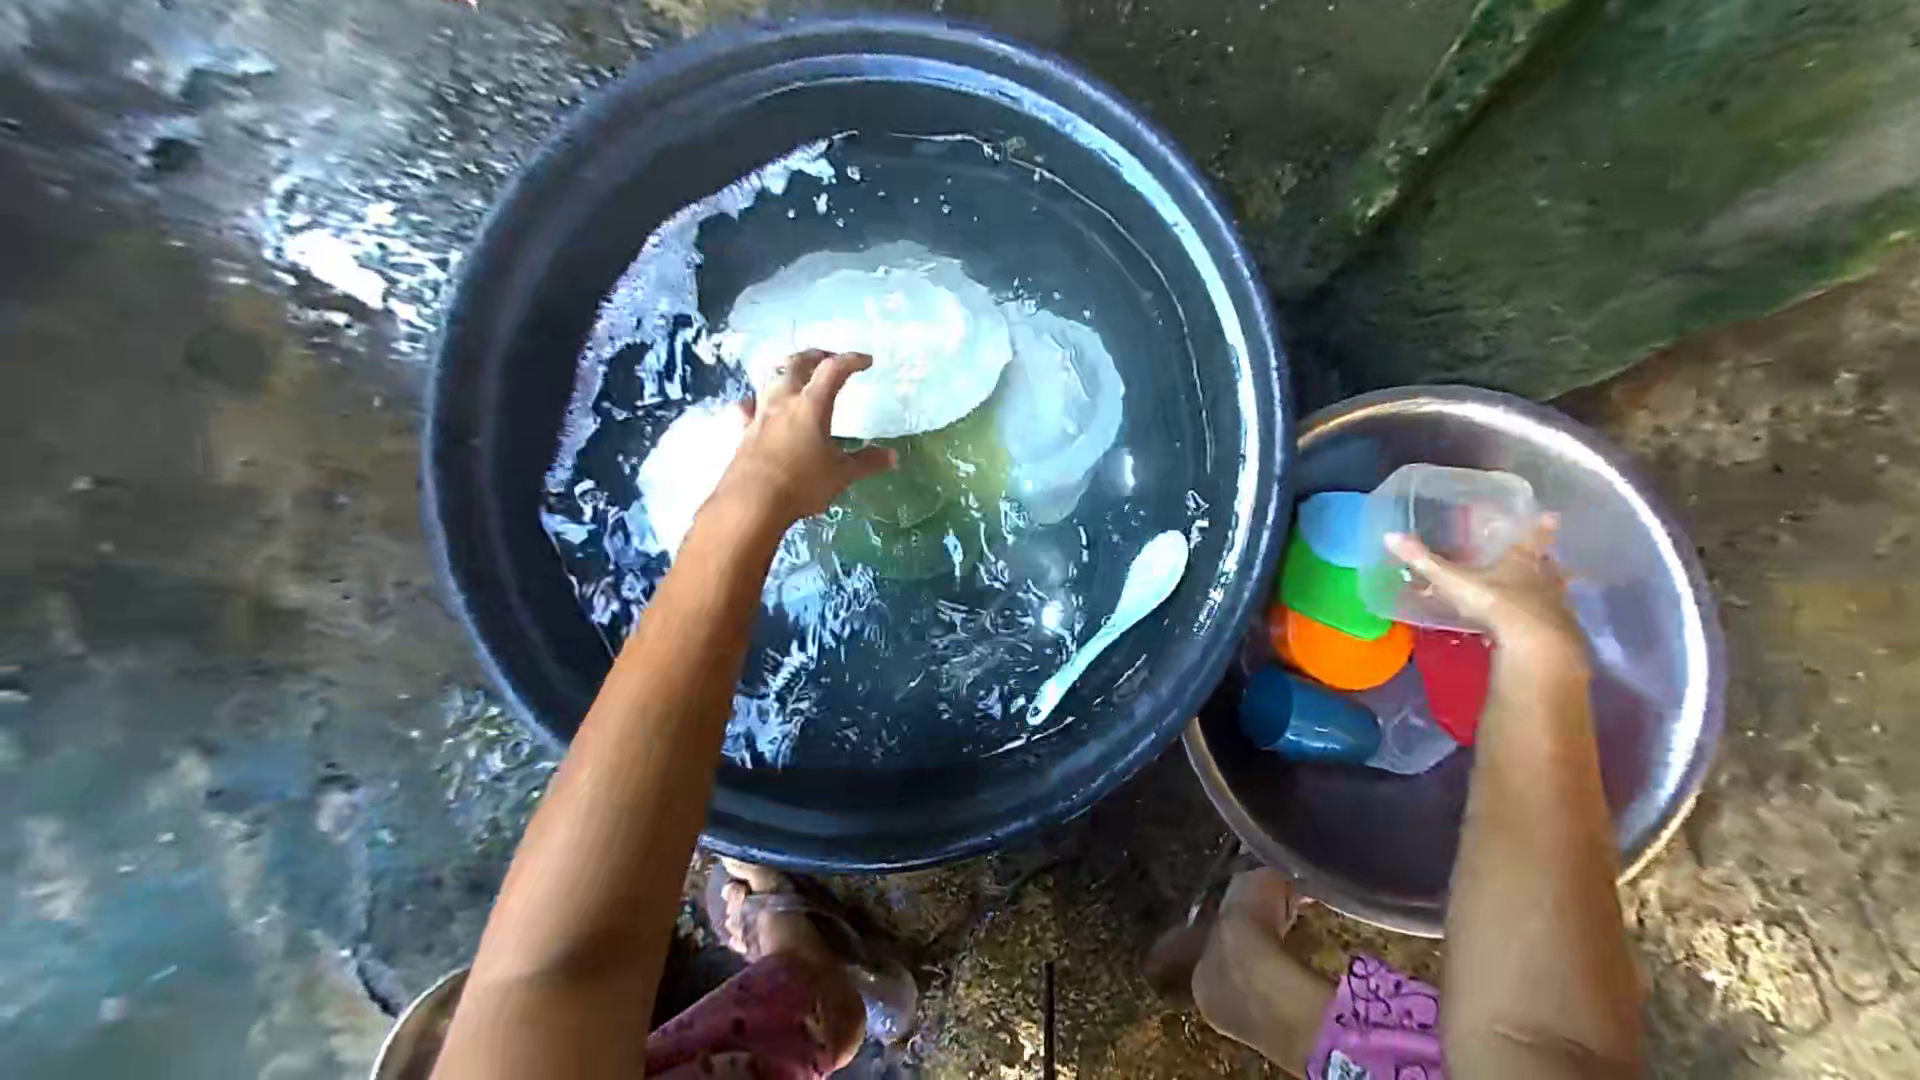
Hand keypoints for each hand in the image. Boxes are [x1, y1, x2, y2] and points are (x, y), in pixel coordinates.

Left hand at [711, 350, 896, 528]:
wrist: (751, 503)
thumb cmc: (802, 485)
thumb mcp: (841, 475)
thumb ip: (866, 462)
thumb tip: (892, 456)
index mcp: (811, 405)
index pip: (834, 370)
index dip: (852, 360)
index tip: (866, 361)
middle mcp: (783, 401)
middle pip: (797, 363)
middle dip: (815, 355)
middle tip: (829, 358)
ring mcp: (760, 414)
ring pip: (772, 378)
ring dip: (787, 371)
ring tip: (798, 375)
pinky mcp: (744, 431)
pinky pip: (750, 406)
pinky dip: (758, 400)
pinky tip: (758, 405)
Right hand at [1386, 515, 1585, 665]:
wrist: (1537, 644)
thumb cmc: (1495, 602)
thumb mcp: (1452, 581)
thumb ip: (1423, 561)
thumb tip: (1390, 536)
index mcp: (1523, 558)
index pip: (1534, 536)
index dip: (1540, 526)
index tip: (1551, 515)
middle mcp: (1545, 576)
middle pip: (1546, 561)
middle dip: (1541, 558)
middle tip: (1539, 556)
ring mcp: (1555, 602)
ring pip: (1551, 588)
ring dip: (1542, 588)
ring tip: (1530, 591)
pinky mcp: (1557, 628)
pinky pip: (1547, 615)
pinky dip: (1537, 615)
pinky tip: (1525, 623)